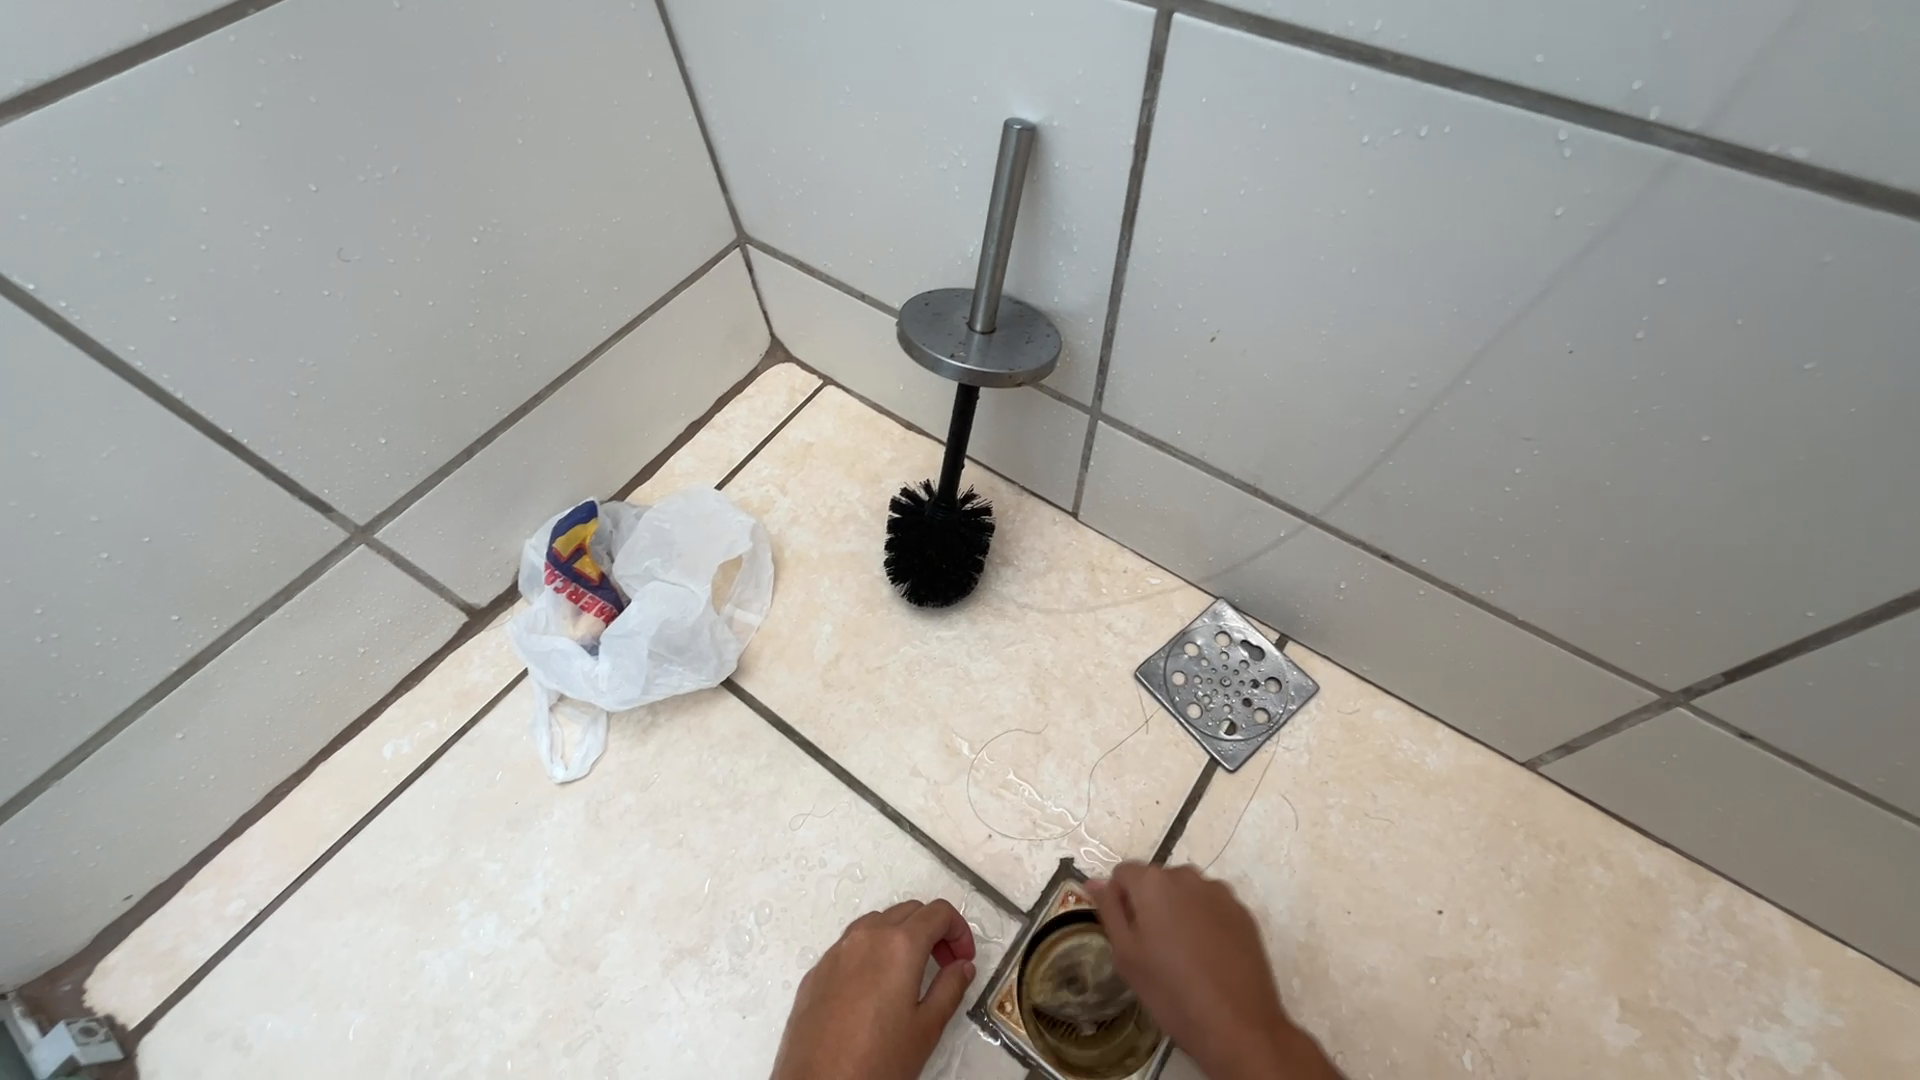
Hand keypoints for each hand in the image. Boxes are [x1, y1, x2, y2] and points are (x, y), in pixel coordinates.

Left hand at [771, 899, 977, 1079]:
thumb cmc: (876, 1062)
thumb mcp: (926, 1029)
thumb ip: (950, 989)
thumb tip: (961, 967)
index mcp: (900, 945)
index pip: (939, 912)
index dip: (959, 930)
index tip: (963, 958)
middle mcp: (867, 936)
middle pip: (910, 910)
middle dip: (933, 930)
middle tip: (944, 965)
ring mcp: (838, 950)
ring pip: (878, 921)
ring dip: (901, 934)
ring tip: (910, 974)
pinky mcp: (818, 969)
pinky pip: (851, 944)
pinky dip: (872, 951)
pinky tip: (875, 989)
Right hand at [1089, 863, 1341, 1079]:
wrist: (1240, 1027)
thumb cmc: (1172, 992)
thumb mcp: (1126, 955)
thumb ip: (1109, 910)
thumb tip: (1095, 881)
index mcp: (1152, 882)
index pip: (1122, 873)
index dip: (1119, 901)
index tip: (1127, 934)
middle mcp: (1186, 875)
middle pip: (1156, 881)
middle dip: (1150, 904)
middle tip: (1154, 949)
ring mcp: (1219, 892)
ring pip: (1185, 893)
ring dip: (1178, 911)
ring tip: (1185, 956)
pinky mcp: (1243, 912)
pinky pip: (1212, 907)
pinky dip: (1206, 922)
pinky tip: (1210, 958)